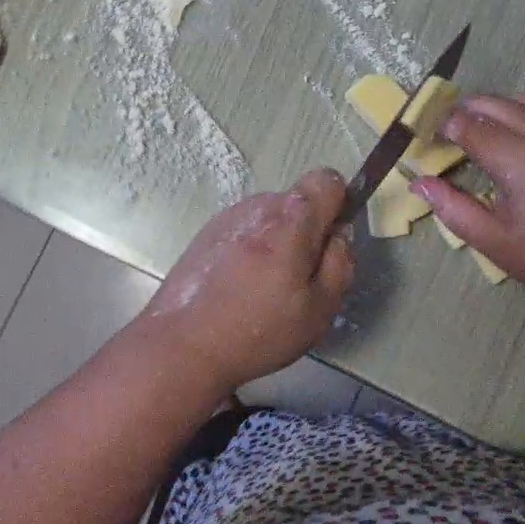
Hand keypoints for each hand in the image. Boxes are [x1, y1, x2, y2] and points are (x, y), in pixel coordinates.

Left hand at [133, 169, 354, 390]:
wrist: (184, 343)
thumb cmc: (260, 330)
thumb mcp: (320, 308)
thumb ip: (340, 263)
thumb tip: (339, 234)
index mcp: (292, 218)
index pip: (327, 180)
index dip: (337, 204)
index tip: (331, 240)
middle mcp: (259, 206)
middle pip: (297, 202)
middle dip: (306, 231)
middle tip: (299, 278)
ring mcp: (228, 216)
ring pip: (269, 217)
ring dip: (276, 241)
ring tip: (264, 288)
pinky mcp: (206, 232)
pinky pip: (244, 229)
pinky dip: (250, 248)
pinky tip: (238, 286)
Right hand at [412, 95, 524, 315]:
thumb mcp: (492, 240)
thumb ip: (451, 207)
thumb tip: (418, 182)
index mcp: (519, 160)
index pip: (468, 126)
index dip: (442, 128)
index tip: (427, 139)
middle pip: (494, 104)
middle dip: (464, 112)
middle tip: (445, 134)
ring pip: (523, 100)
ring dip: (494, 107)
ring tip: (477, 130)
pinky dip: (523, 111)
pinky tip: (515, 136)